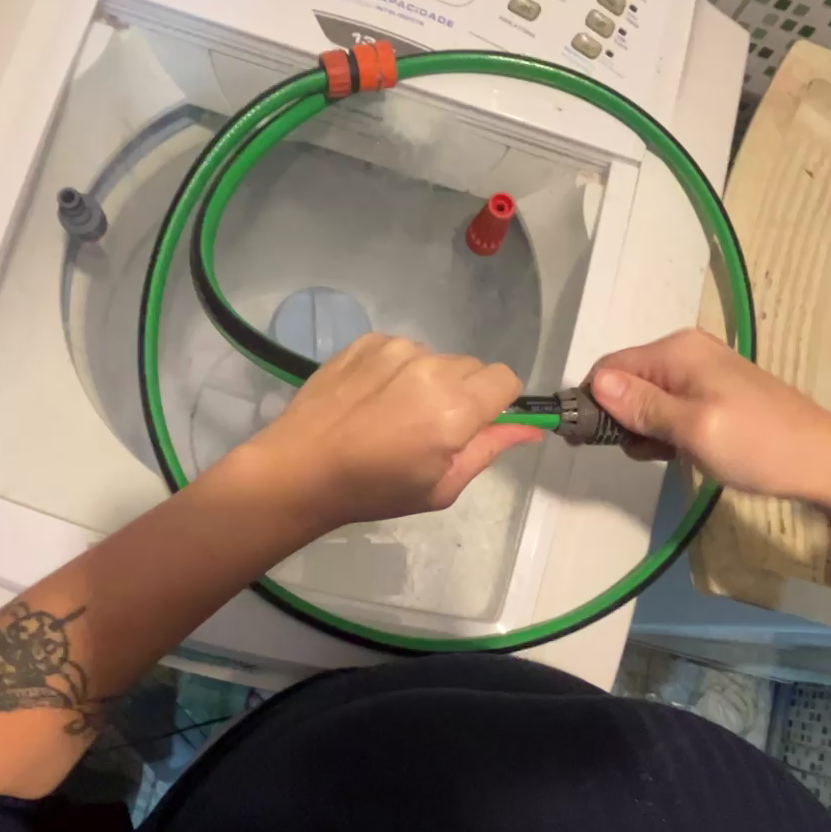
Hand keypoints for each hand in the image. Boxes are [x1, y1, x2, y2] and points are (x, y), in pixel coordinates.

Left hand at [224, 334, 543, 530]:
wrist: (299, 469)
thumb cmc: (374, 490)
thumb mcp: (441, 486)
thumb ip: (489, 450)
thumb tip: (530, 428)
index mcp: (454, 408)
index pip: (506, 379)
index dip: (499, 402)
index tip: (476, 424)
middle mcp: (430, 367)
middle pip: (473, 367)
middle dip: (464, 393)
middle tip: (429, 428)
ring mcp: (395, 349)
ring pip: (437, 358)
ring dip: (429, 381)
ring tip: (393, 415)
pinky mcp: (366, 341)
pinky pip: (402, 350)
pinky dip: (397, 371)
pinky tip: (371, 400)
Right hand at [588, 328, 830, 500]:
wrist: (823, 462)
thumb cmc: (756, 445)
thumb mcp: (692, 428)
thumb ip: (642, 405)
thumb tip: (595, 383)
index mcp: (677, 350)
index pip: (609, 367)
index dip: (595, 402)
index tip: (593, 441)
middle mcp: (685, 352)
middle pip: (624, 382)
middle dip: (623, 419)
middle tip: (646, 450)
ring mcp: (700, 372)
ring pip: (644, 400)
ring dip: (646, 430)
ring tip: (672, 452)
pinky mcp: (711, 393)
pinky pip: (668, 408)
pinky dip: (666, 431)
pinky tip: (684, 449)